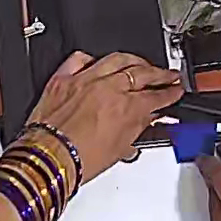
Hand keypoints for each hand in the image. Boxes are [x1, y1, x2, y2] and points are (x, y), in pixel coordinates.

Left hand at [27, 52, 181, 184]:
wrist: (45, 161)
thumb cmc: (76, 161)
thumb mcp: (119, 149)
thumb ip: (137, 128)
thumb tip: (147, 119)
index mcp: (125, 108)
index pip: (156, 96)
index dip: (170, 93)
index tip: (175, 90)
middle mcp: (107, 88)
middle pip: (142, 72)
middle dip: (161, 74)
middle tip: (169, 75)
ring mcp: (85, 80)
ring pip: (116, 59)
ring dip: (134, 60)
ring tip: (142, 63)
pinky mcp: (64, 78)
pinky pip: (80, 59)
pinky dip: (92, 59)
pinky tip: (99, 61)